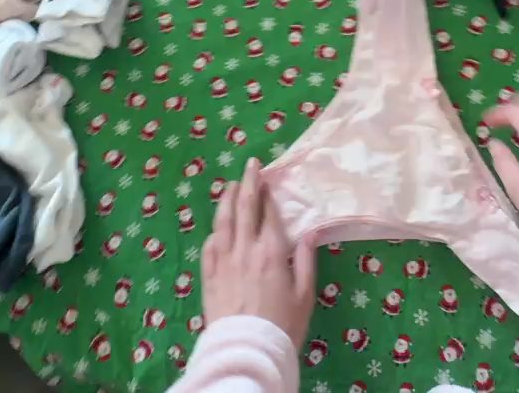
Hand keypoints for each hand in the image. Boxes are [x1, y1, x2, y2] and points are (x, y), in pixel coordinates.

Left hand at [202, 158, 316, 344]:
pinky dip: (215, 231)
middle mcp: (246, 248)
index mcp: (272, 251)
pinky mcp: (209, 275)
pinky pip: (209, 245)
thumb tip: (309, 233)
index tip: (269, 178)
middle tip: (251, 164)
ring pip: (223, 220)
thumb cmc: (282, 325)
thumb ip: (306, 261)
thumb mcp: (305, 295)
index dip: (268, 193)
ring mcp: (224, 260)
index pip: (268, 213)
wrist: (247, 353)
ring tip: (232, 185)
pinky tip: (218, 226)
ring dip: (228, 199)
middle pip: (246, 206)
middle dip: (249, 182)